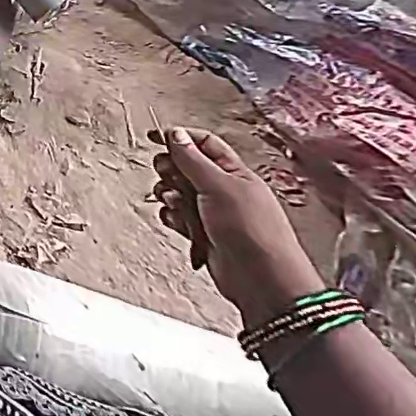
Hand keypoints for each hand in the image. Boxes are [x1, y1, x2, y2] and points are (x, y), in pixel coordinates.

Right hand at [149, 126, 323, 328]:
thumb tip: (175, 134)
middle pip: (183, 166)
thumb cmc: (253, 231)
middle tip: (170, 177)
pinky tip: (179, 223)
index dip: (179, 137)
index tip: (154, 137)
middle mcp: (223, 189)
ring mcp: (211, 211)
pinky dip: (172, 217)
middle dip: (169, 170)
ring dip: (169, 195)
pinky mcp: (201, 230)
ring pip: (175, 191)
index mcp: (234, 173)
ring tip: (178, 205)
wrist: (261, 281)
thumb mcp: (219, 186)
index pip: (203, 143)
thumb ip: (192, 159)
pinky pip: (175, 215)